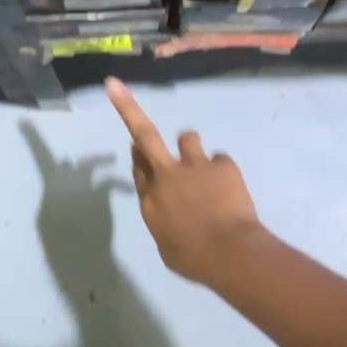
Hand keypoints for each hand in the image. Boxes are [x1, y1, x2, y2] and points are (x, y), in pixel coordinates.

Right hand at [105, 78, 263, 285]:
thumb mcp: (165, 244)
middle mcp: (168, 175)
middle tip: (116, 87)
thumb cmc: (194, 259)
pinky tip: (229, 188)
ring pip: (188, 138)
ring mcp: (196, 166)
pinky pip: (219, 159)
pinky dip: (221, 171)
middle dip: (127, 106)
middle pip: (145, 134)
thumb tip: (165, 205)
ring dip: (191, 148)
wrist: (231, 254)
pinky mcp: (223, 165)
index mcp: (150, 199)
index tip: (137, 146)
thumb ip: (162, 218)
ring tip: (203, 170)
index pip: (138, 166)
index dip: (138, 155)